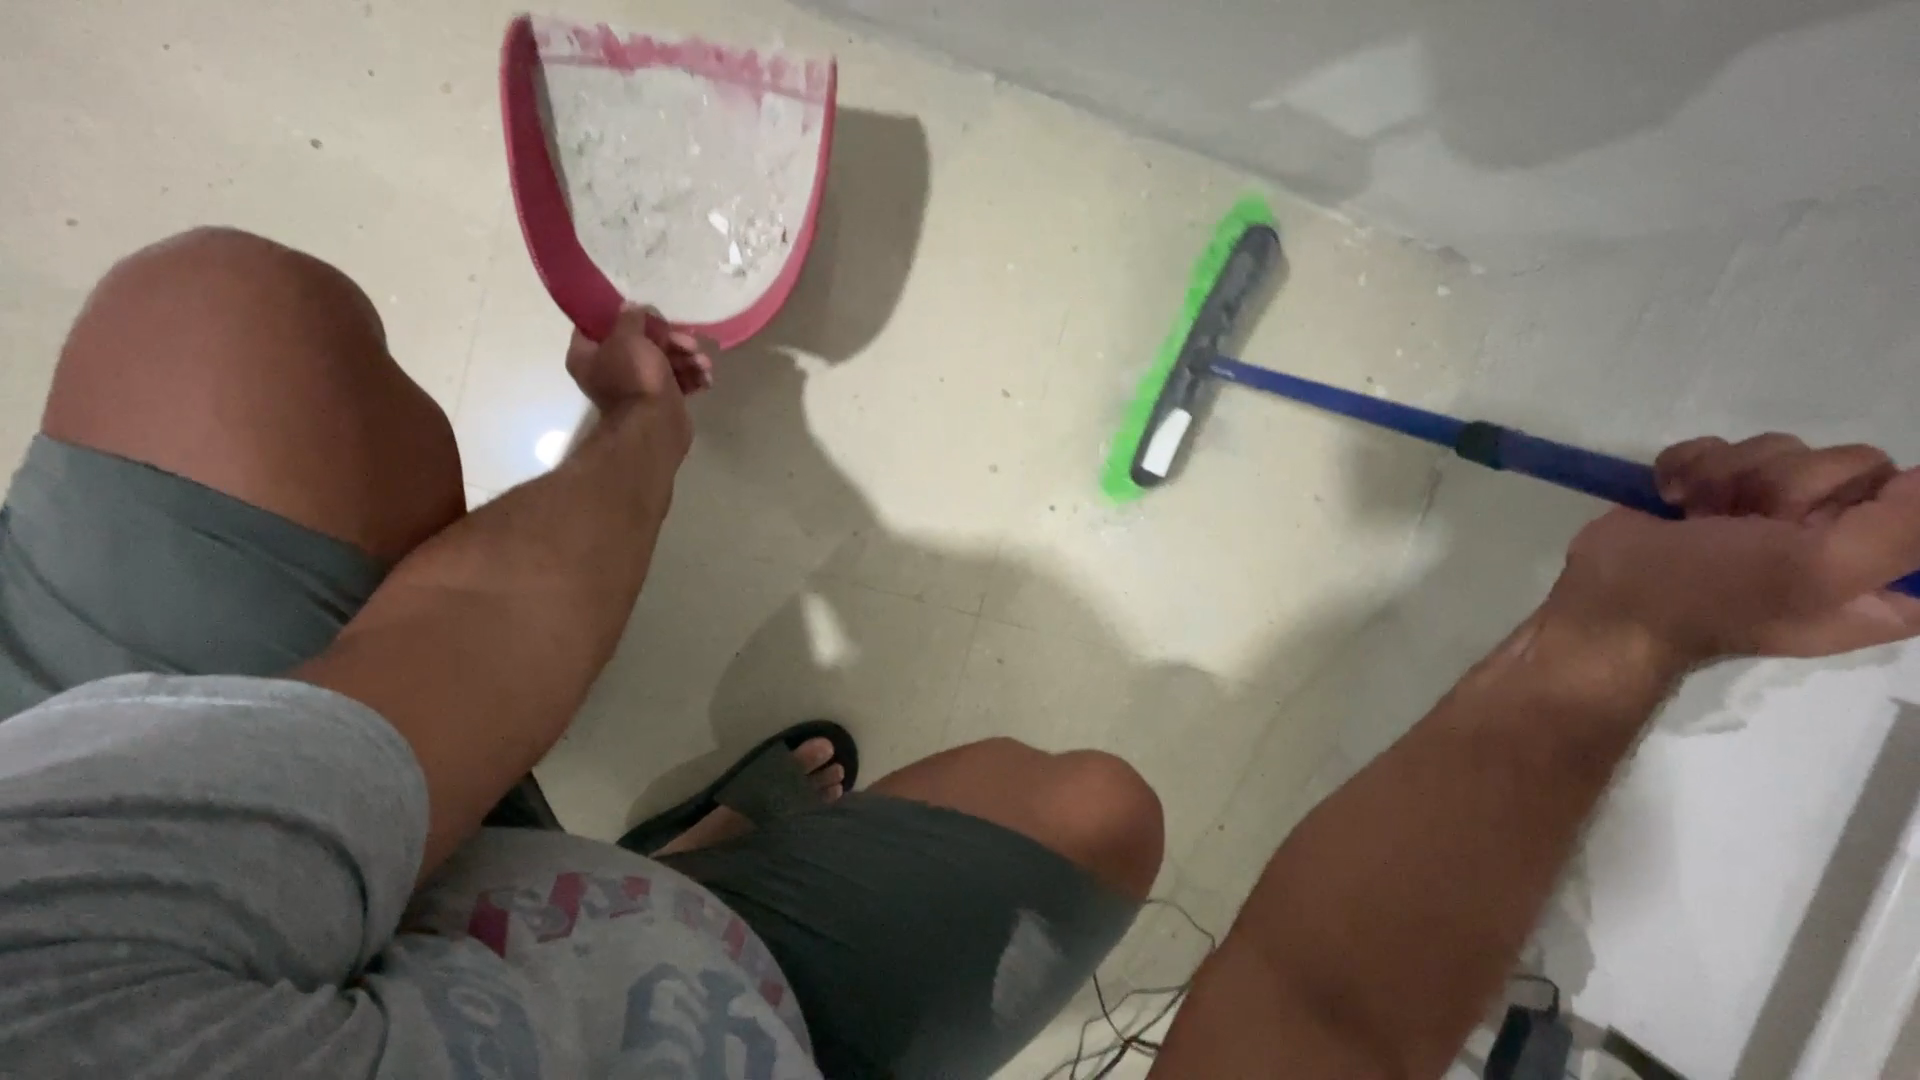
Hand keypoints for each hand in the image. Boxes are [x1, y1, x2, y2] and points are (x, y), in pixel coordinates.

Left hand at [566, 306, 712, 407]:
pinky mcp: (660, 399)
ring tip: (702, 364)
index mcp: (587, 356)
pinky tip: (705, 379)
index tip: (643, 312)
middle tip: (689, 343)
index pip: (597, 326)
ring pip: (663, 360)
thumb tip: (631, 307)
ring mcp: (636, 386)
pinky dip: (692, 377)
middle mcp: (608, 370)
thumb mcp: (628, 337)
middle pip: (640, 342)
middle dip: (671, 340)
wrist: (655, 425)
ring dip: (687, 359)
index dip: (620, 316)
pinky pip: (676, 380)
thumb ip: (630, 318)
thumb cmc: (635, 378)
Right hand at [1545, 434, 1919, 665]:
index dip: (1884, 506)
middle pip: (1852, 464)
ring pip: (1779, 450)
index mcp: (1881, 575)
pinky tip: (1674, 499)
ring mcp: (1764, 512)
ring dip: (1727, 478)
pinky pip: (1718, 447)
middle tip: (1747, 523)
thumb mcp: (1818, 572)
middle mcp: (1833, 538)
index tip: (1829, 528)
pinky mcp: (1706, 492)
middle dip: (1787, 484)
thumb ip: (1903, 526)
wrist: (1605, 603)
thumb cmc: (1706, 597)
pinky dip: (1687, 467)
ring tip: (1699, 516)